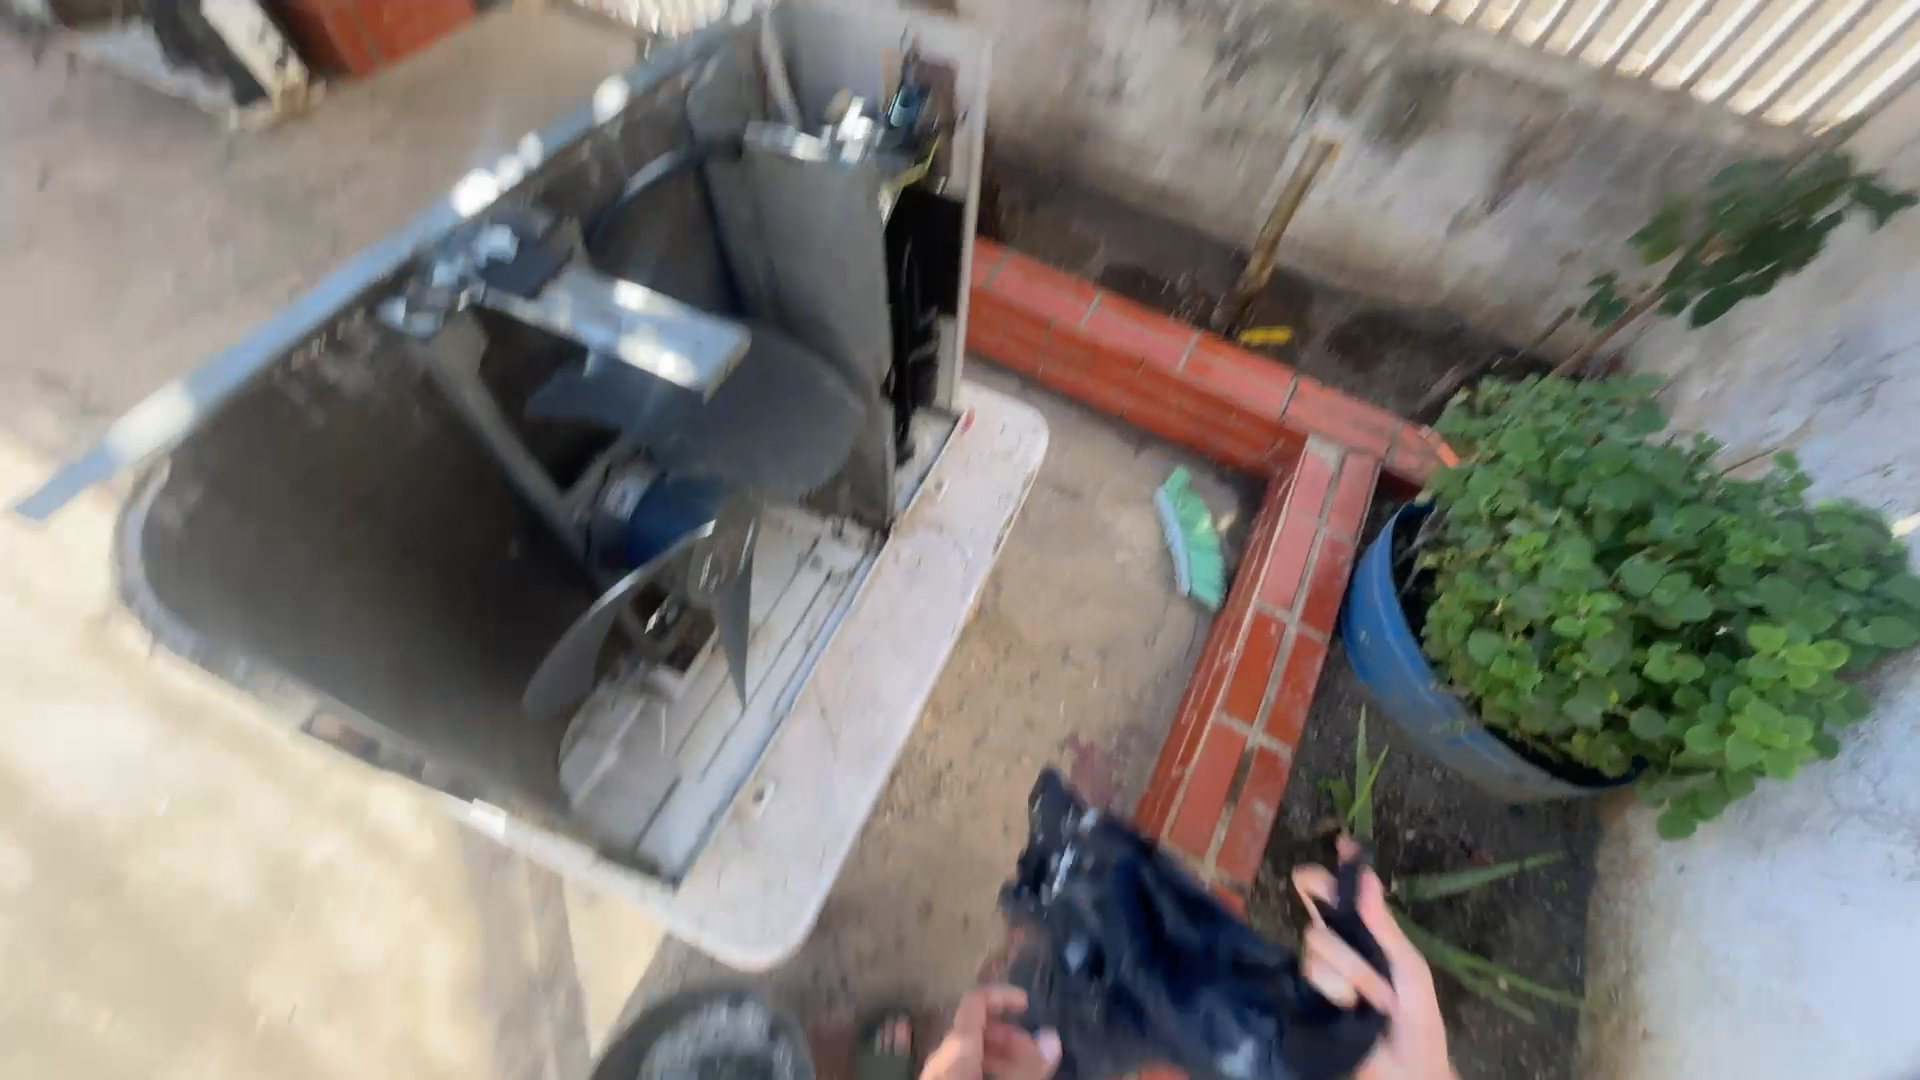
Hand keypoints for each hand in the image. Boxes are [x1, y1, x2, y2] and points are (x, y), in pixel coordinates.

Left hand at [919, 984, 1061, 1079]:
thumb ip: (1029, 1064)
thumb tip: (1052, 1036)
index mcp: (956, 1045)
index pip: (976, 999)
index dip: (1003, 994)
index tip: (1027, 1004)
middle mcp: (941, 1054)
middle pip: (975, 1027)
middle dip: (1008, 1034)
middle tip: (1035, 1052)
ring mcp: (936, 1073)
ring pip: (969, 1050)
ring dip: (999, 1054)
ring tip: (1024, 1069)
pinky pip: (961, 1067)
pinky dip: (984, 1067)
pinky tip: (1002, 1078)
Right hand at [1292, 838, 1453, 1079]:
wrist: (1406, 1077)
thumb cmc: (1417, 1027)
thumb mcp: (1411, 974)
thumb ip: (1385, 927)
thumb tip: (1366, 875)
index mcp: (1368, 933)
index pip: (1346, 889)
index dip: (1341, 865)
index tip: (1341, 842)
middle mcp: (1340, 942)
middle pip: (1317, 905)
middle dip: (1331, 915)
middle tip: (1348, 941)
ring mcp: (1322, 966)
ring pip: (1317, 942)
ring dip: (1350, 972)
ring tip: (1368, 1001)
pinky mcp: (1306, 990)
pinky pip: (1309, 973)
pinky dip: (1334, 990)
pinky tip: (1346, 1007)